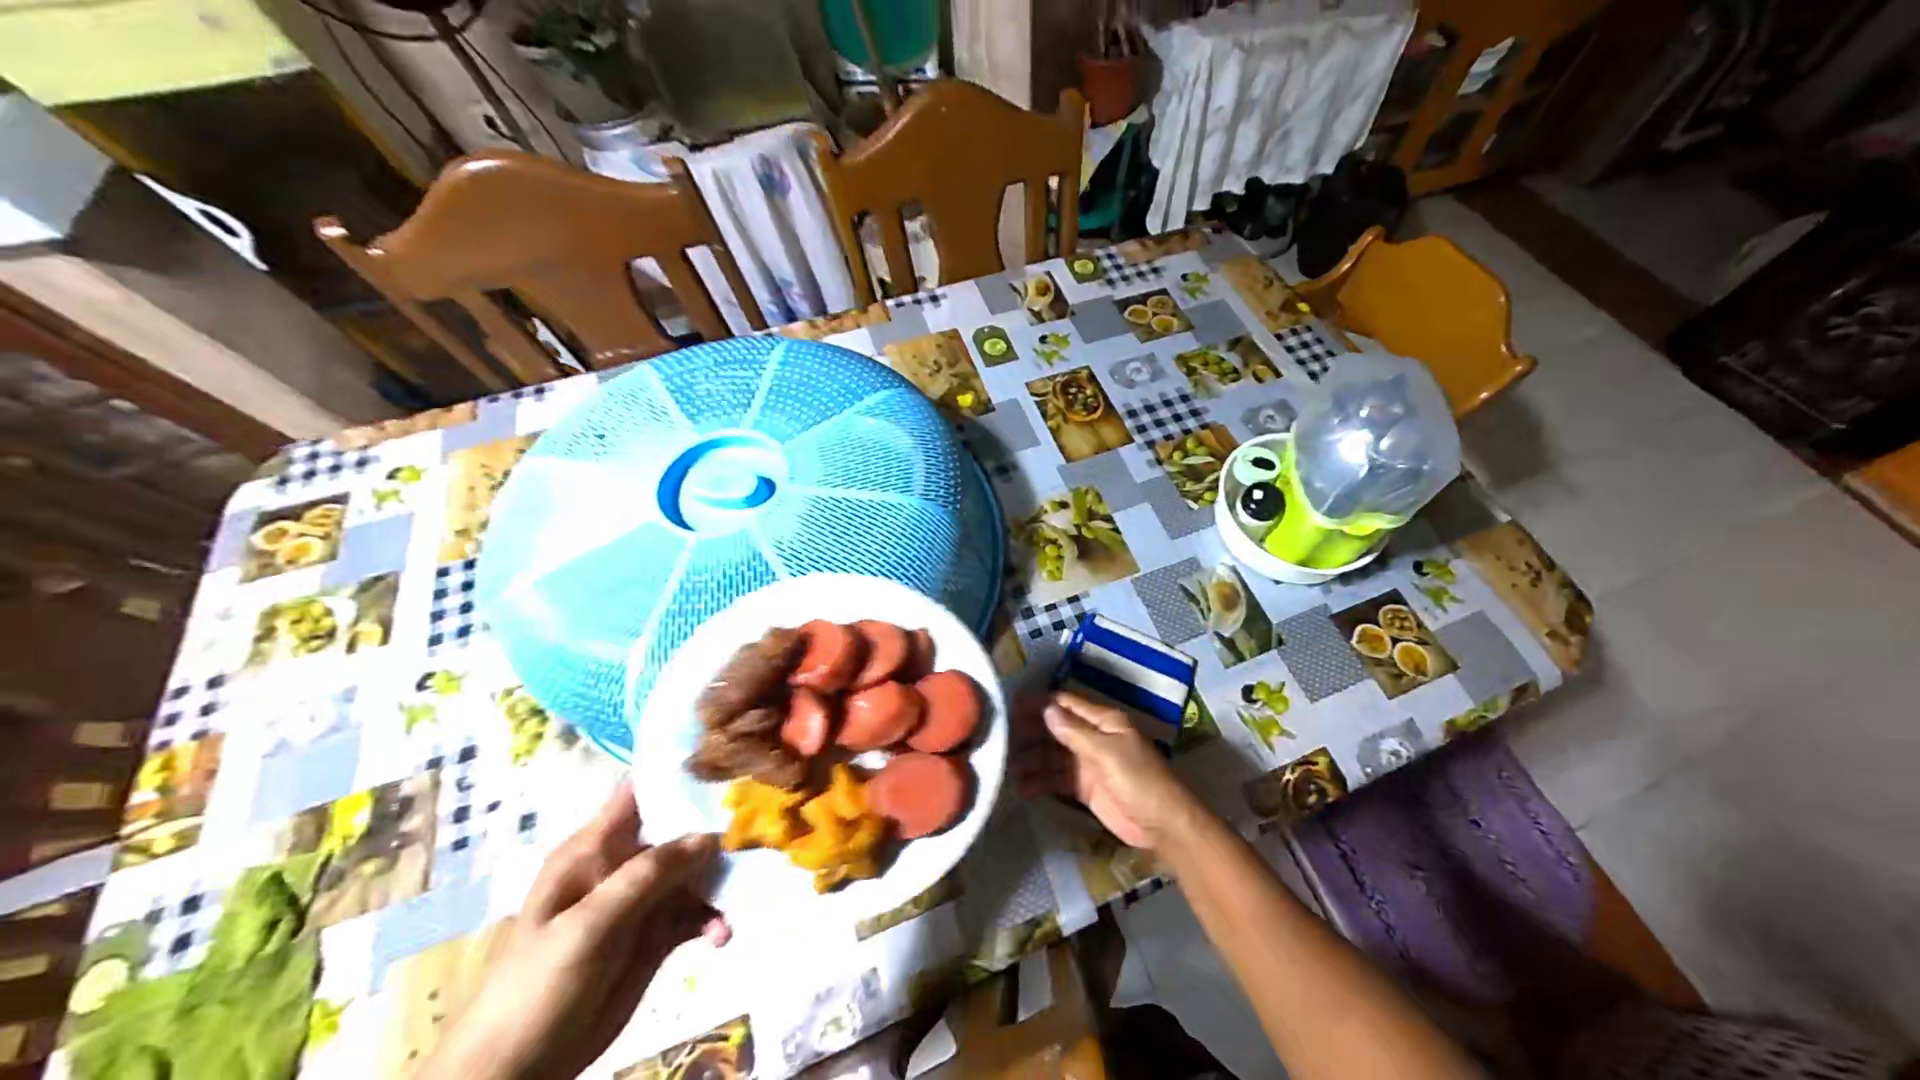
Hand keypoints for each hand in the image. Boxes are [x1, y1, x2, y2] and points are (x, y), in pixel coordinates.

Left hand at [421, 781, 729, 1079]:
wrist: (522, 1067)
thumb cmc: (541, 983)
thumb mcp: (589, 924)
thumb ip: (647, 876)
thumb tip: (708, 836)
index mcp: (593, 850)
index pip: (639, 795)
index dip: (679, 778)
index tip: (727, 771)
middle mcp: (622, 866)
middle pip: (677, 832)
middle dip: (715, 832)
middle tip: (754, 837)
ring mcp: (641, 901)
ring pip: (693, 872)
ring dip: (719, 883)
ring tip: (737, 901)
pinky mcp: (657, 935)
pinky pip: (696, 913)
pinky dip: (713, 919)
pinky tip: (720, 937)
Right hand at [1014, 690, 1204, 850]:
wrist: (1164, 826)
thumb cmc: (1139, 781)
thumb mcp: (1107, 752)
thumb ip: (1074, 732)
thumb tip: (1046, 708)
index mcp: (1103, 722)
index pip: (1065, 705)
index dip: (1039, 704)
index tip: (1010, 706)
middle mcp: (1093, 738)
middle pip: (1055, 730)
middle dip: (1029, 733)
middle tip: (1000, 739)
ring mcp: (1088, 763)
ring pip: (1052, 756)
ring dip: (1031, 761)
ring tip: (1007, 770)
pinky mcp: (1085, 788)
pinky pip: (1057, 780)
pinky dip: (1040, 783)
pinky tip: (1022, 788)